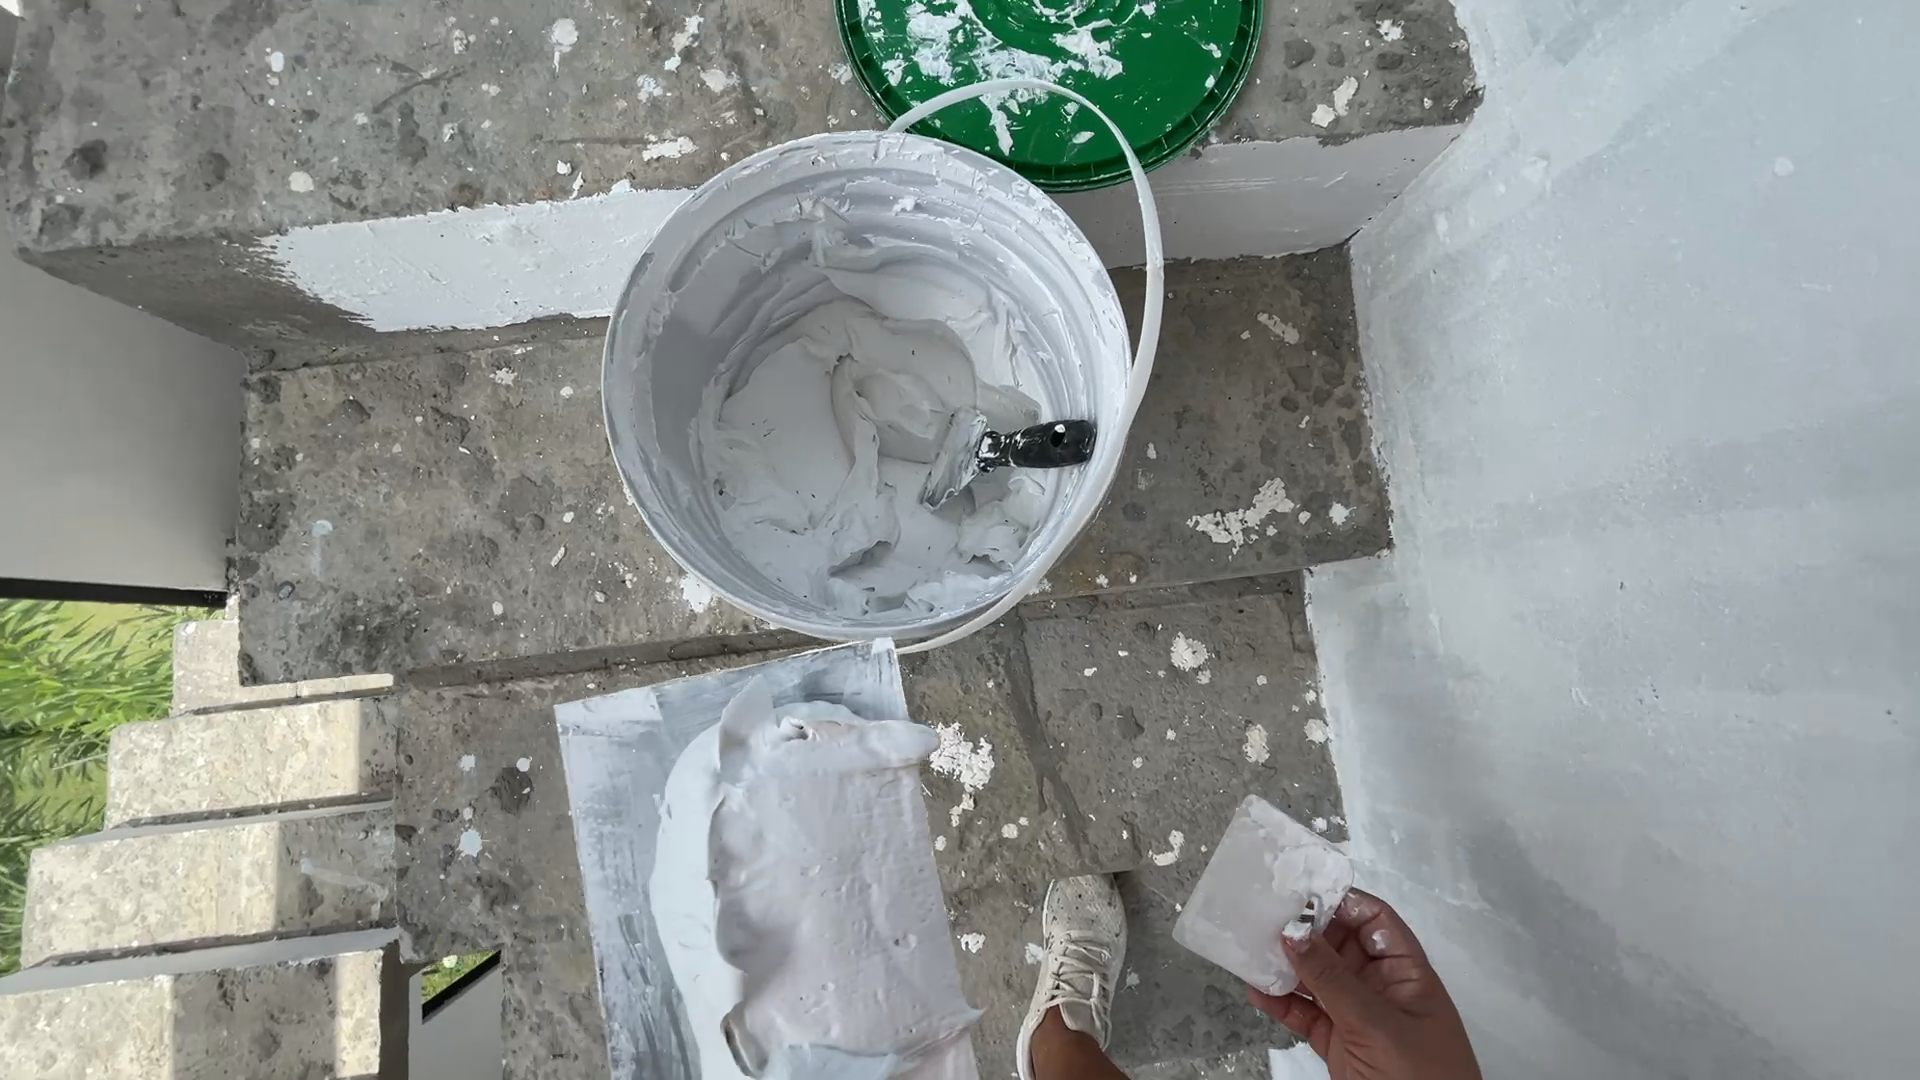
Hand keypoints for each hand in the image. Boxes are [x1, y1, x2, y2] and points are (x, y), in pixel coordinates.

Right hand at [1247, 889, 1480, 1079]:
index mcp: (1406, 975)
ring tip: (1249, 949)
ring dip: (1284, 965)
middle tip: (1262, 917)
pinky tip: (1256, 991)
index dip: (1340, 902)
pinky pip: (1304, 1011)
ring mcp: (1357, 1017)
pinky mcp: (1337, 1044)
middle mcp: (1380, 988)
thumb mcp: (1377, 1026)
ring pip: (1315, 977)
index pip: (1374, 921)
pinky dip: (1280, 1001)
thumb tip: (1290, 930)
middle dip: (1302, 931)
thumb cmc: (1418, 1079)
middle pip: (1338, 943)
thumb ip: (1332, 978)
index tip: (1298, 893)